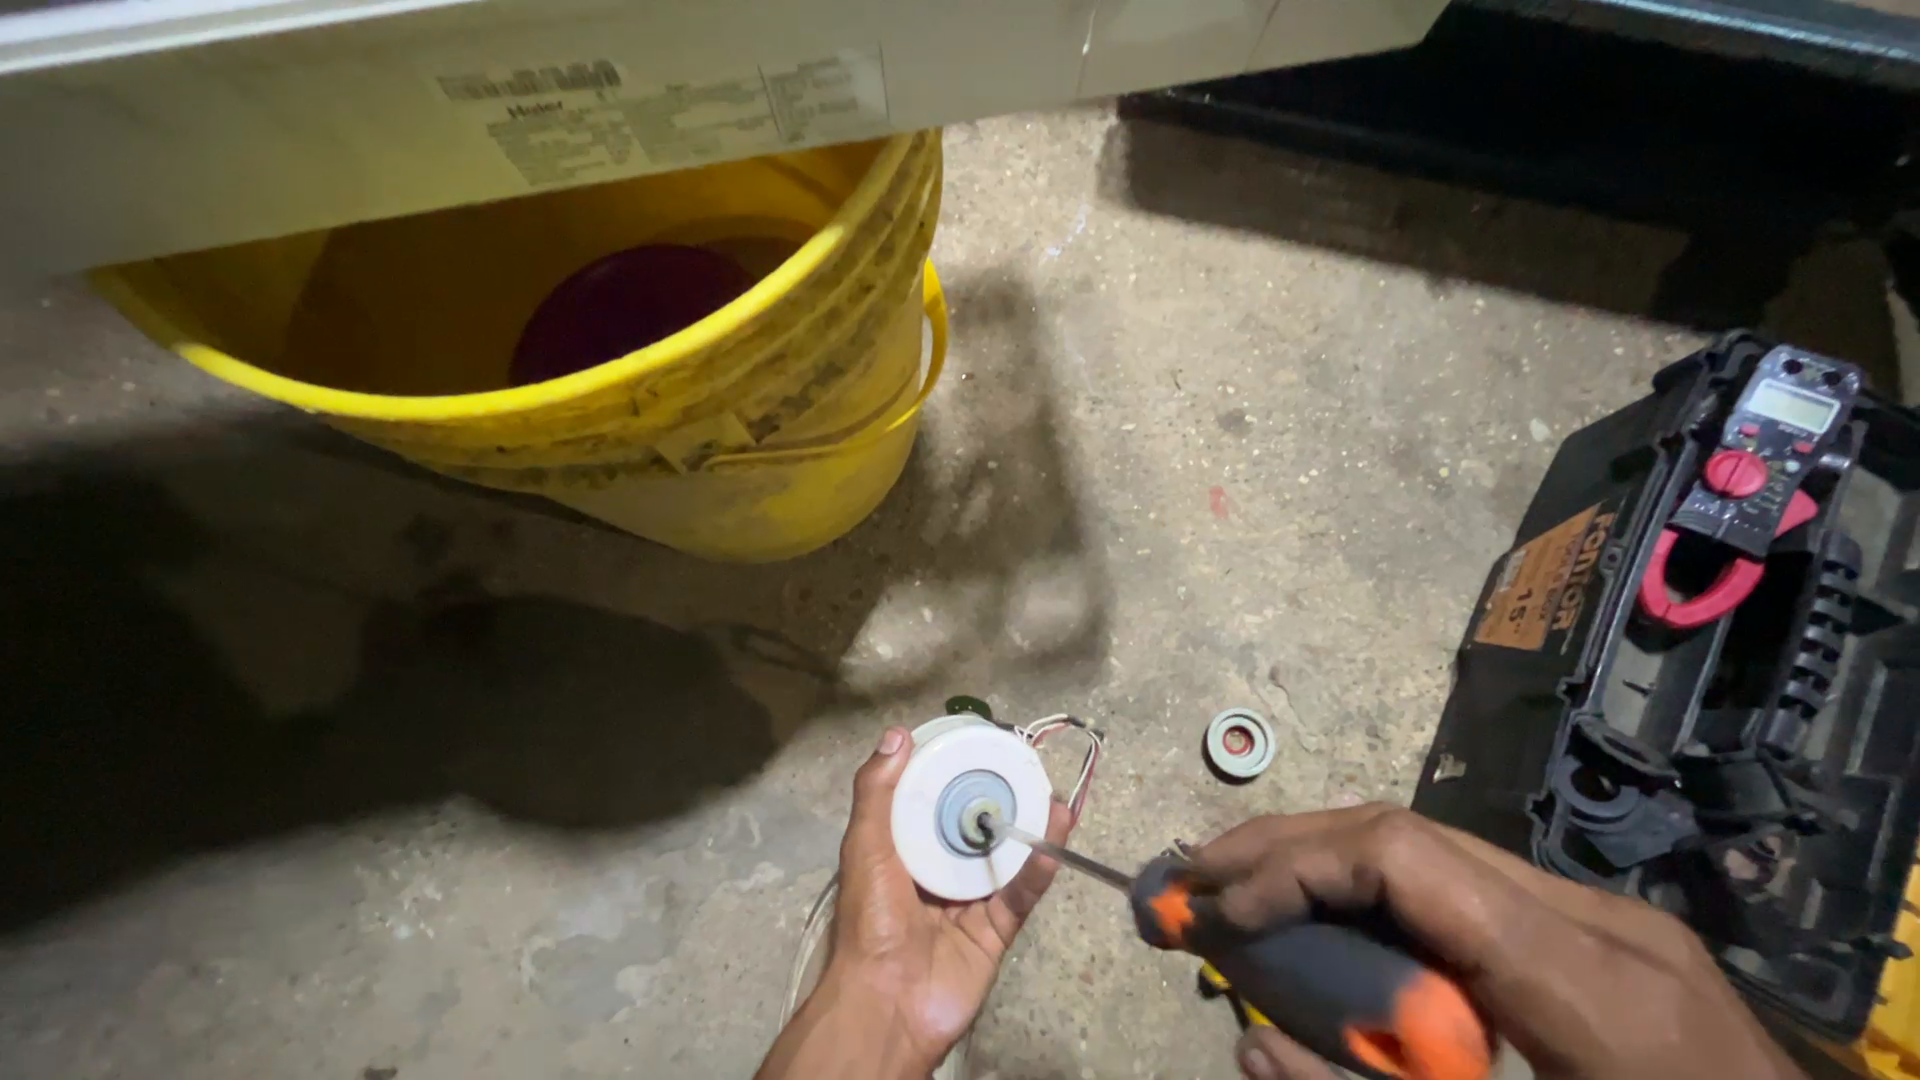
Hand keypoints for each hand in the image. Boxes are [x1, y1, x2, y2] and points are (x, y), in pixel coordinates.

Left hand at [756, 725, 1072, 1078]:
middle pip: (978, 826)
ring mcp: (970, 900)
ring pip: (1007, 856)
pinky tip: (1055, 839)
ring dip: (1032, 827)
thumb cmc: (869, 919)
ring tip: (1055, 796)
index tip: (982, 745)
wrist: (885, 1004)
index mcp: (905, 848)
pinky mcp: (995, 930)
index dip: (957, 773)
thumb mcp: (864, 846)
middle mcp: (939, 869)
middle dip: (1004, 798)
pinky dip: (1038, 869)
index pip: (935, 800)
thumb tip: (897, 734)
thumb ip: (876, 792)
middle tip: (1030, 768)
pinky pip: (1020, 895)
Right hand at [1192, 804, 1806, 1079]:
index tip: (1220, 914)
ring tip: (1229, 888)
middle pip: (1396, 832)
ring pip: (1416, 845)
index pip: (1402, 856)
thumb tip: (1248, 1049)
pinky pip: (1448, 886)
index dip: (1290, 866)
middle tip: (1188, 881)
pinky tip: (1315, 915)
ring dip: (1311, 860)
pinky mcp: (1591, 935)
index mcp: (1588, 984)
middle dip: (1275, 849)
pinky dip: (1364, 892)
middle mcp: (1591, 921)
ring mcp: (1597, 919)